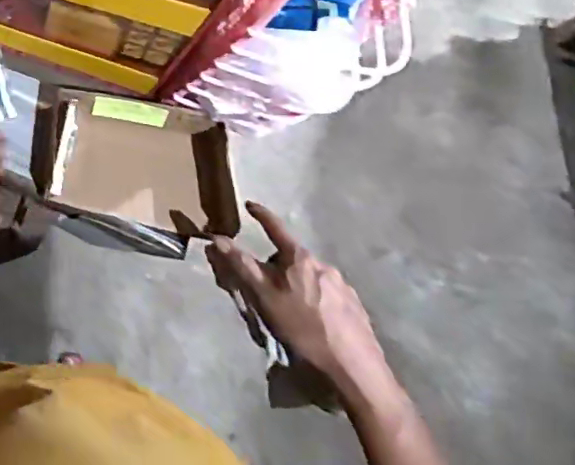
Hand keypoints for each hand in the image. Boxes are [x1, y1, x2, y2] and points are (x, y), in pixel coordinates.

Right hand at [207, 202, 394, 402]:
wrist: (355, 370)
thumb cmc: (303, 327)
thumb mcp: (263, 295)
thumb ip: (240, 264)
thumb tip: (217, 237)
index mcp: (301, 259)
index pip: (276, 228)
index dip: (261, 215)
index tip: (250, 205)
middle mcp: (325, 267)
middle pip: (291, 257)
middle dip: (275, 265)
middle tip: (263, 285)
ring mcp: (345, 288)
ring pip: (309, 276)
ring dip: (295, 283)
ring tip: (287, 306)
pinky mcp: (356, 309)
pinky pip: (326, 293)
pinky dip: (312, 297)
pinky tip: (311, 318)